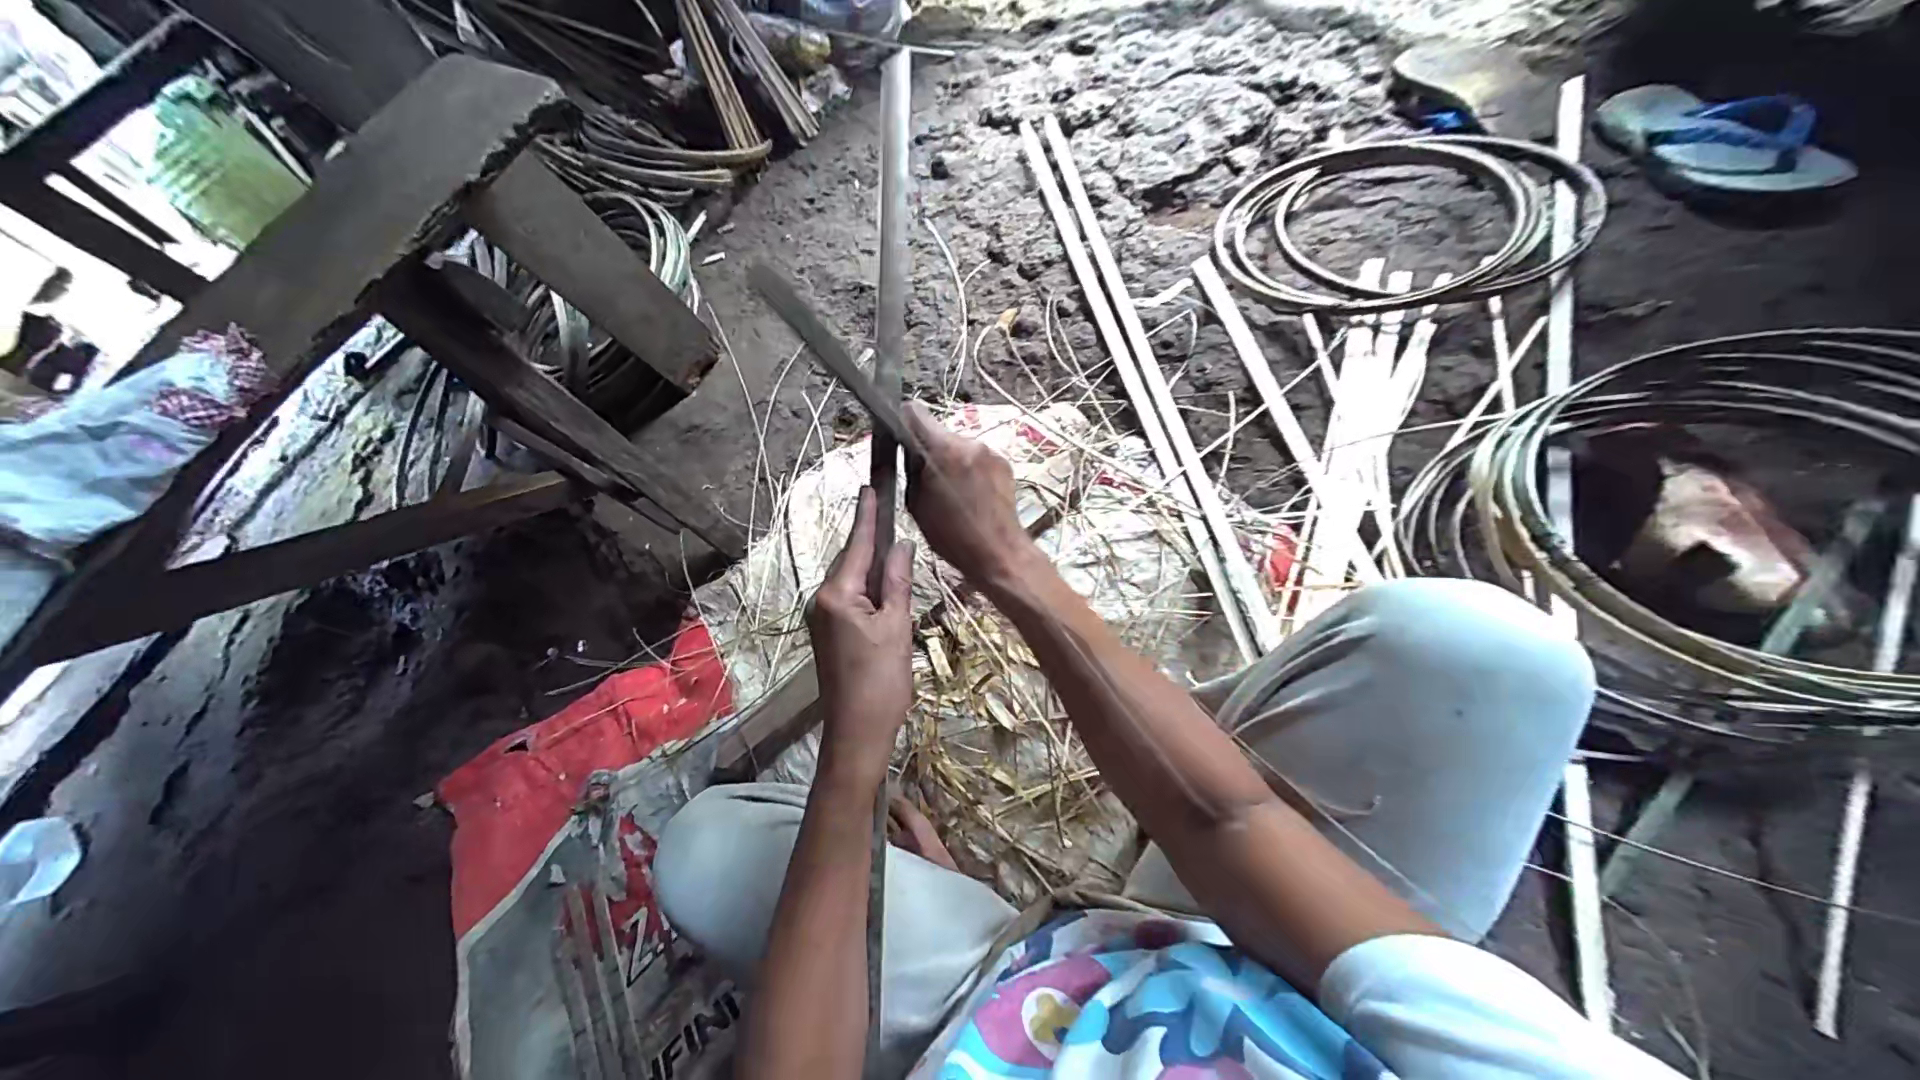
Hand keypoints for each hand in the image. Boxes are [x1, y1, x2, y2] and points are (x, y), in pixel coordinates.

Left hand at [808, 487, 913, 779]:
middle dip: (870, 540)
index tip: (869, 487)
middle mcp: (822, 601)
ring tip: (894, 548)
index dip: (866, 516)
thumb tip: (901, 545)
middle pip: (850, 561)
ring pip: (850, 580)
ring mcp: (823, 619)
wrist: (857, 732)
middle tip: (889, 512)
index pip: (856, 546)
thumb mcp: (896, 626)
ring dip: (871, 566)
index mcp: (837, 595)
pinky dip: (868, 588)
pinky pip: (849, 598)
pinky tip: (885, 585)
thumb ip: (897, 582)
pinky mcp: (829, 634)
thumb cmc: (881, 680)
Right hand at [904, 401, 1036, 586]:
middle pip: (939, 432)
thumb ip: (910, 470)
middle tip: (929, 478)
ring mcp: (989, 451)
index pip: (914, 412)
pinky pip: (978, 458)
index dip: (903, 421)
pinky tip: (972, 494)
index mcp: (941, 450)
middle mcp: (968, 442)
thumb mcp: (915, 504)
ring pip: (960, 446)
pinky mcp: (1004, 462)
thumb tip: (907, 452)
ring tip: (954, 492)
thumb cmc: (953, 536)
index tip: (901, 434)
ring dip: (953, 461)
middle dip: (931, 450)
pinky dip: (972, 470)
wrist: (998, 551)